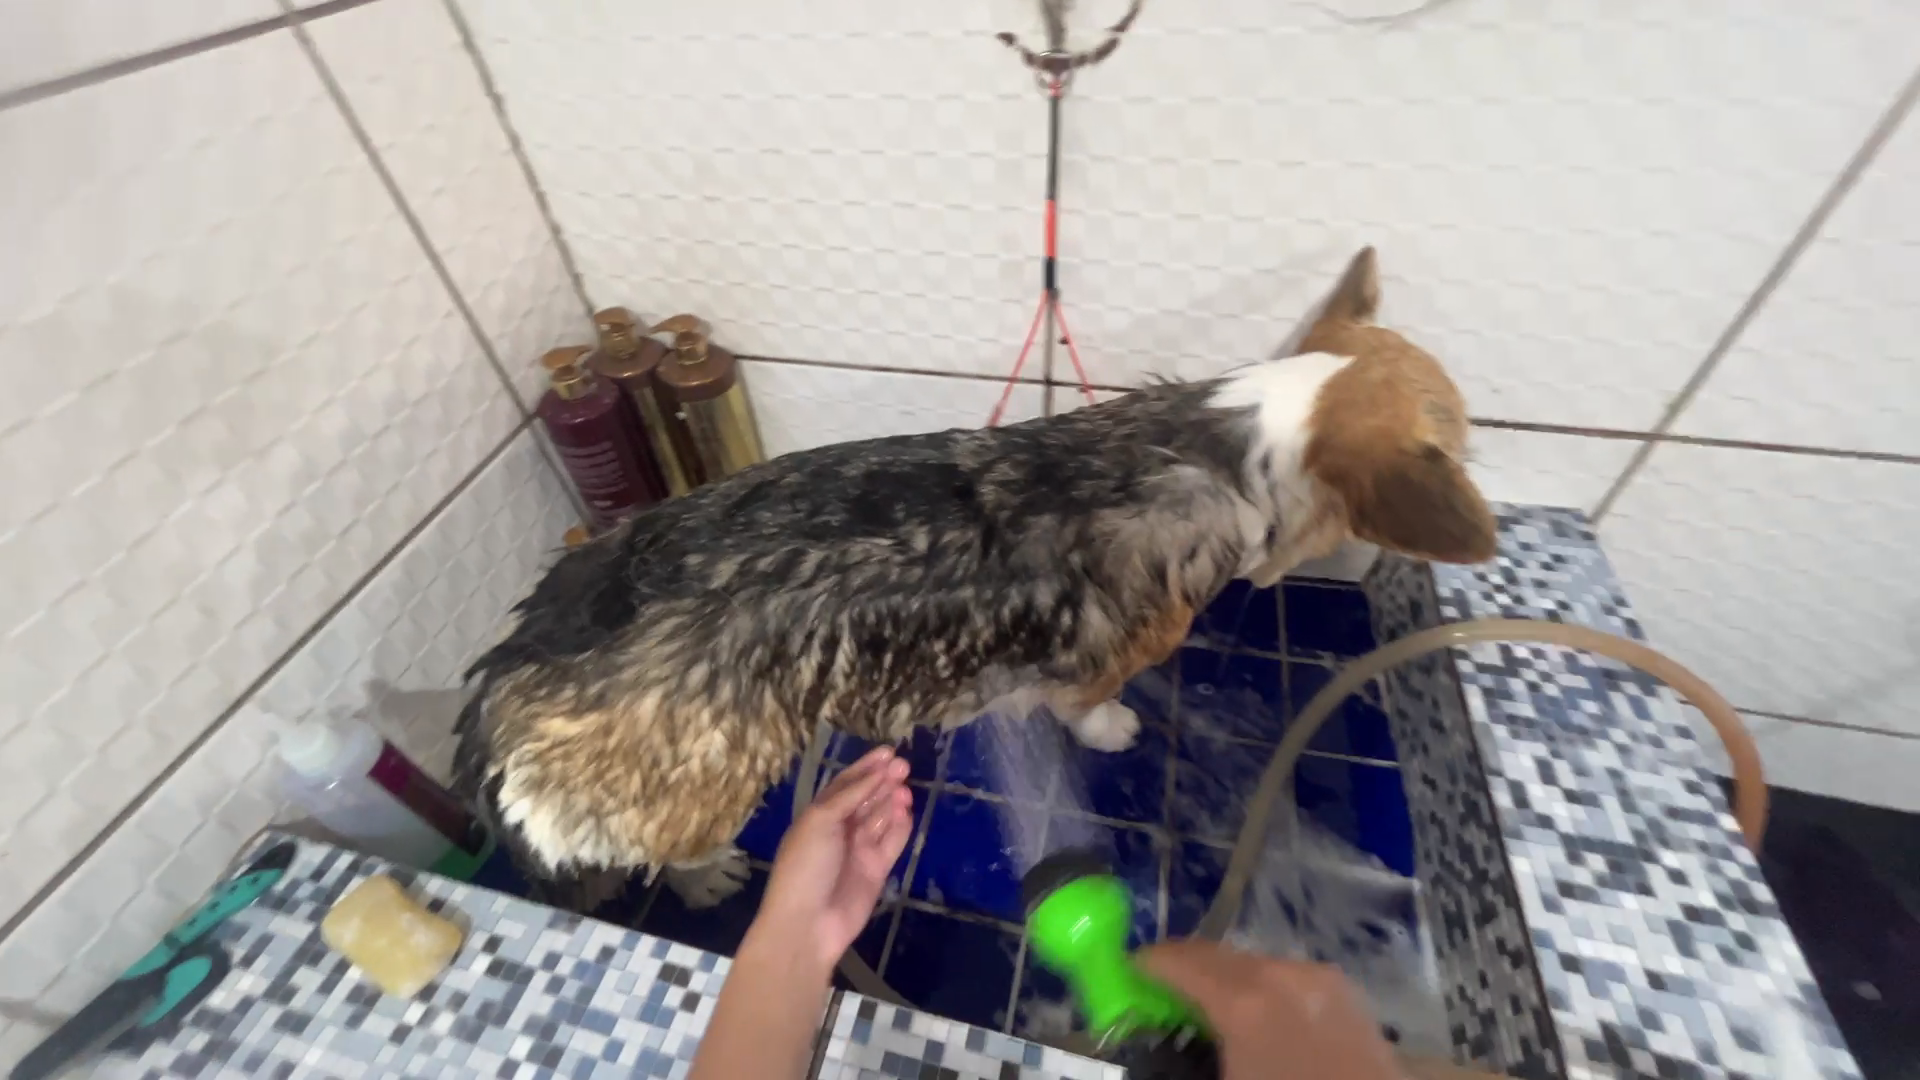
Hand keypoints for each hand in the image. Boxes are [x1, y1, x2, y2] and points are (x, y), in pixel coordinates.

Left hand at [752, 747, 913, 973]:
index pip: (846, 784)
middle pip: (867, 798)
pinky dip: (900, 826)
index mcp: (820, 815)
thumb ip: (851, 795)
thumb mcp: (821, 820)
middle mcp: (840, 829)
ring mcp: (859, 850)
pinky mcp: (876, 869)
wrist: (806, 924)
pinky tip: (907, 812)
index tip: (889, 752)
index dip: (866, 767)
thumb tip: (877, 772)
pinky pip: (892, 842)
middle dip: (884, 780)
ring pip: (881, 817)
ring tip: (905, 790)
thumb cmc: (806, 865)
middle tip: (904, 766)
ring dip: (893, 801)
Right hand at [1136, 941, 1400, 1079]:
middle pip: (1212, 956)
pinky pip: (1285, 979)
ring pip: (1250, 964)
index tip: (1121, 980)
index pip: (1176, 959)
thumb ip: (1178, 1054)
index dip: (1142, 966)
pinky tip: (1257, 1025)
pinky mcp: (1347, 996)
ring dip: (1221, 983)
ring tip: (1208, 1018)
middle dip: (1180, 974)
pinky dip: (1260, 992)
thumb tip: (1148, 1032)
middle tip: (1156, 1001)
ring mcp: (1319, 980)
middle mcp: (1281, 974)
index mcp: (1246, 1001)